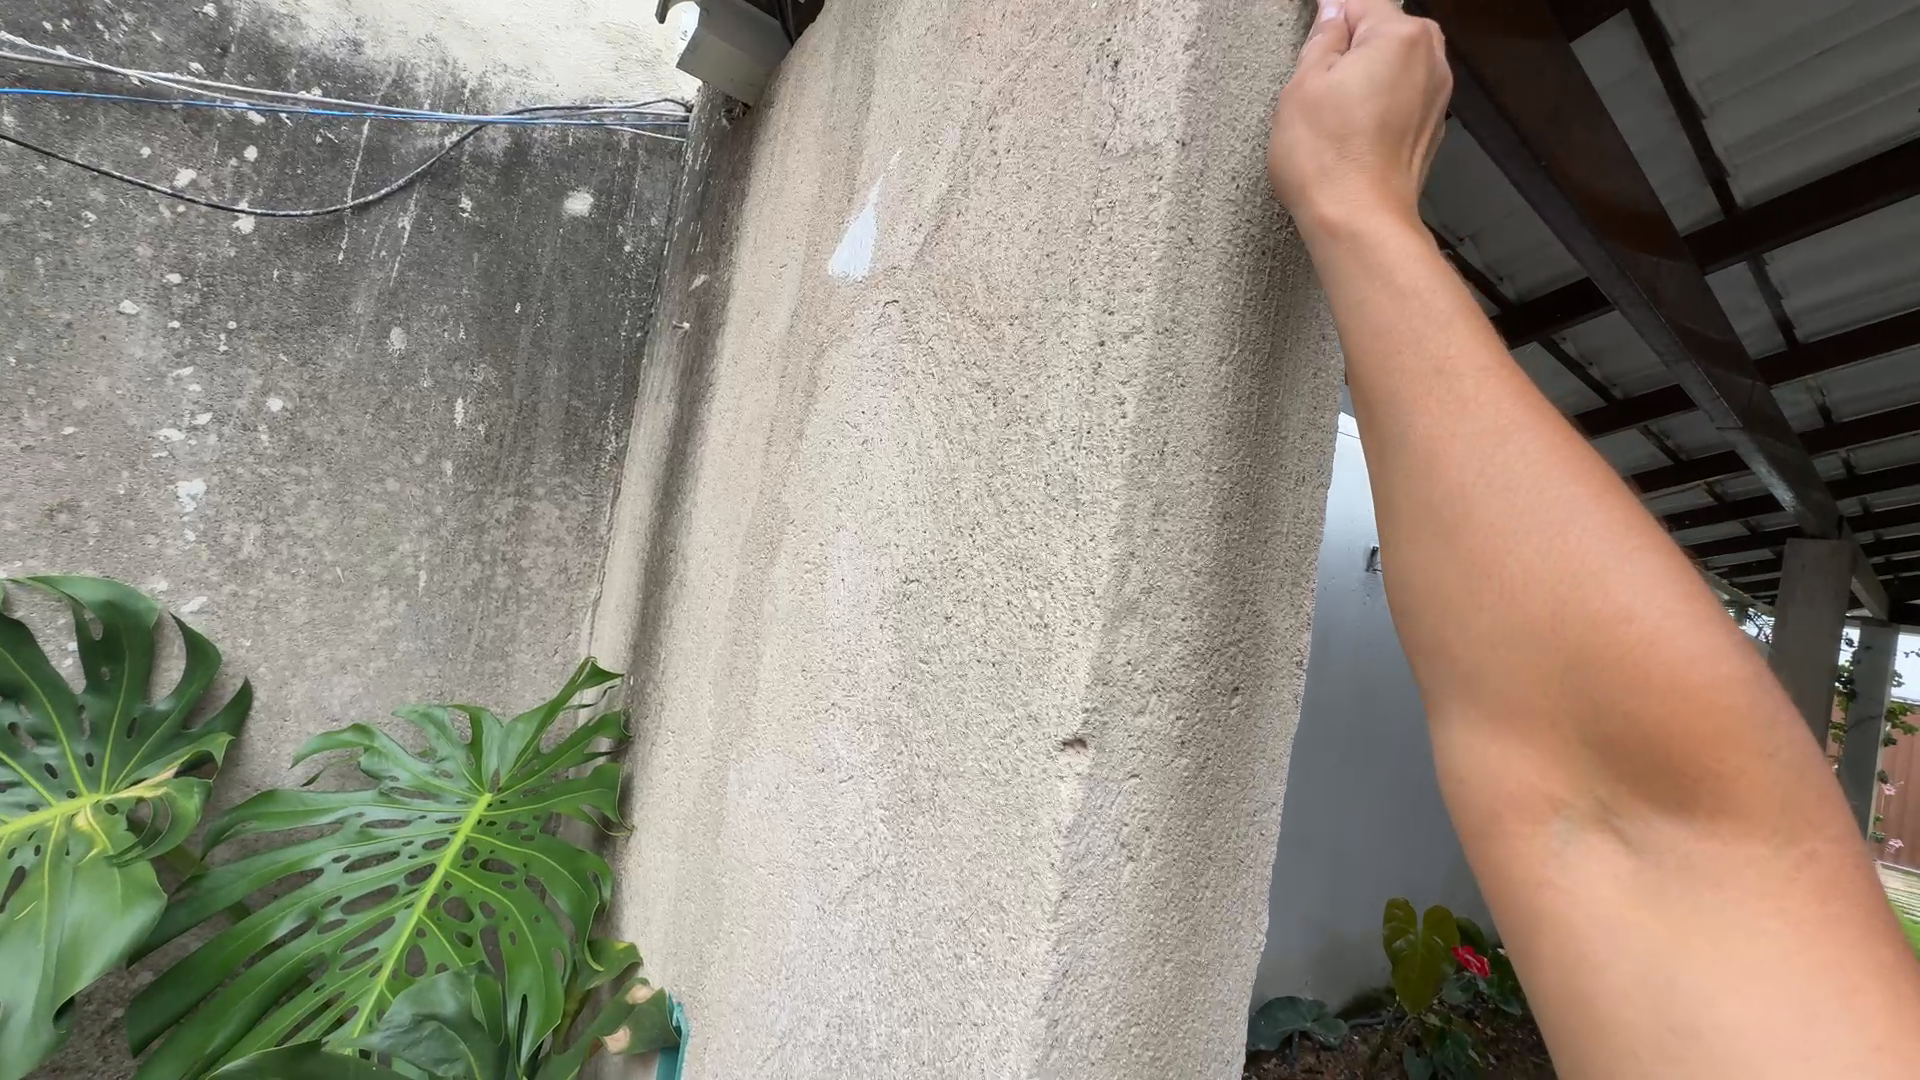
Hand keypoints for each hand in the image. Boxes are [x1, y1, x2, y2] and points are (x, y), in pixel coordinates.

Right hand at [1268, 0, 1451, 239]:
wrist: (1357, 222)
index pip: (1360, 3)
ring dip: (1363, 86)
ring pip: (1392, 73)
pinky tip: (1349, 142)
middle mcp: (1429, 58)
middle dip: (1349, 56)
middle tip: (1313, 92)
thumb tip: (1331, 15)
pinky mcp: (1429, 133)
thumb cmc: (1325, 159)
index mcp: (1400, 35)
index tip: (1312, 36)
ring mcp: (1435, 97)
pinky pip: (1398, 106)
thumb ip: (1320, 41)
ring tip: (1330, 122)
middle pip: (1382, 36)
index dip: (1329, 17)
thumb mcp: (1301, 89)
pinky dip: (1376, 115)